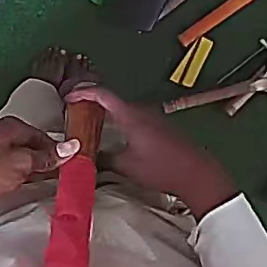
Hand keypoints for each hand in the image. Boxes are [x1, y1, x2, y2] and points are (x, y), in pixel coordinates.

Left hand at [0, 117, 80, 211]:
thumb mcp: (21, 163)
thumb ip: (46, 156)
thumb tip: (69, 148)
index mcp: (11, 127)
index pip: (45, 136)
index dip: (59, 151)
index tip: (72, 163)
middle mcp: (3, 136)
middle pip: (36, 147)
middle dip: (49, 161)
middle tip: (64, 175)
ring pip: (26, 160)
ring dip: (38, 170)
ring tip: (51, 183)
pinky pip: (16, 170)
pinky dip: (26, 177)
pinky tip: (31, 186)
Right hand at [65, 86, 236, 218]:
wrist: (197, 174)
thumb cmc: (163, 168)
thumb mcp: (127, 166)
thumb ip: (104, 159)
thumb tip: (88, 159)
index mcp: (131, 115)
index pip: (102, 94)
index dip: (82, 92)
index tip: (69, 97)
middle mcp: (142, 110)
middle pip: (112, 98)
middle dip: (91, 100)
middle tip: (75, 108)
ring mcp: (153, 116)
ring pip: (123, 107)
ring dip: (106, 110)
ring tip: (91, 119)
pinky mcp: (160, 125)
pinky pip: (133, 115)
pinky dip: (119, 118)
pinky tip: (115, 131)